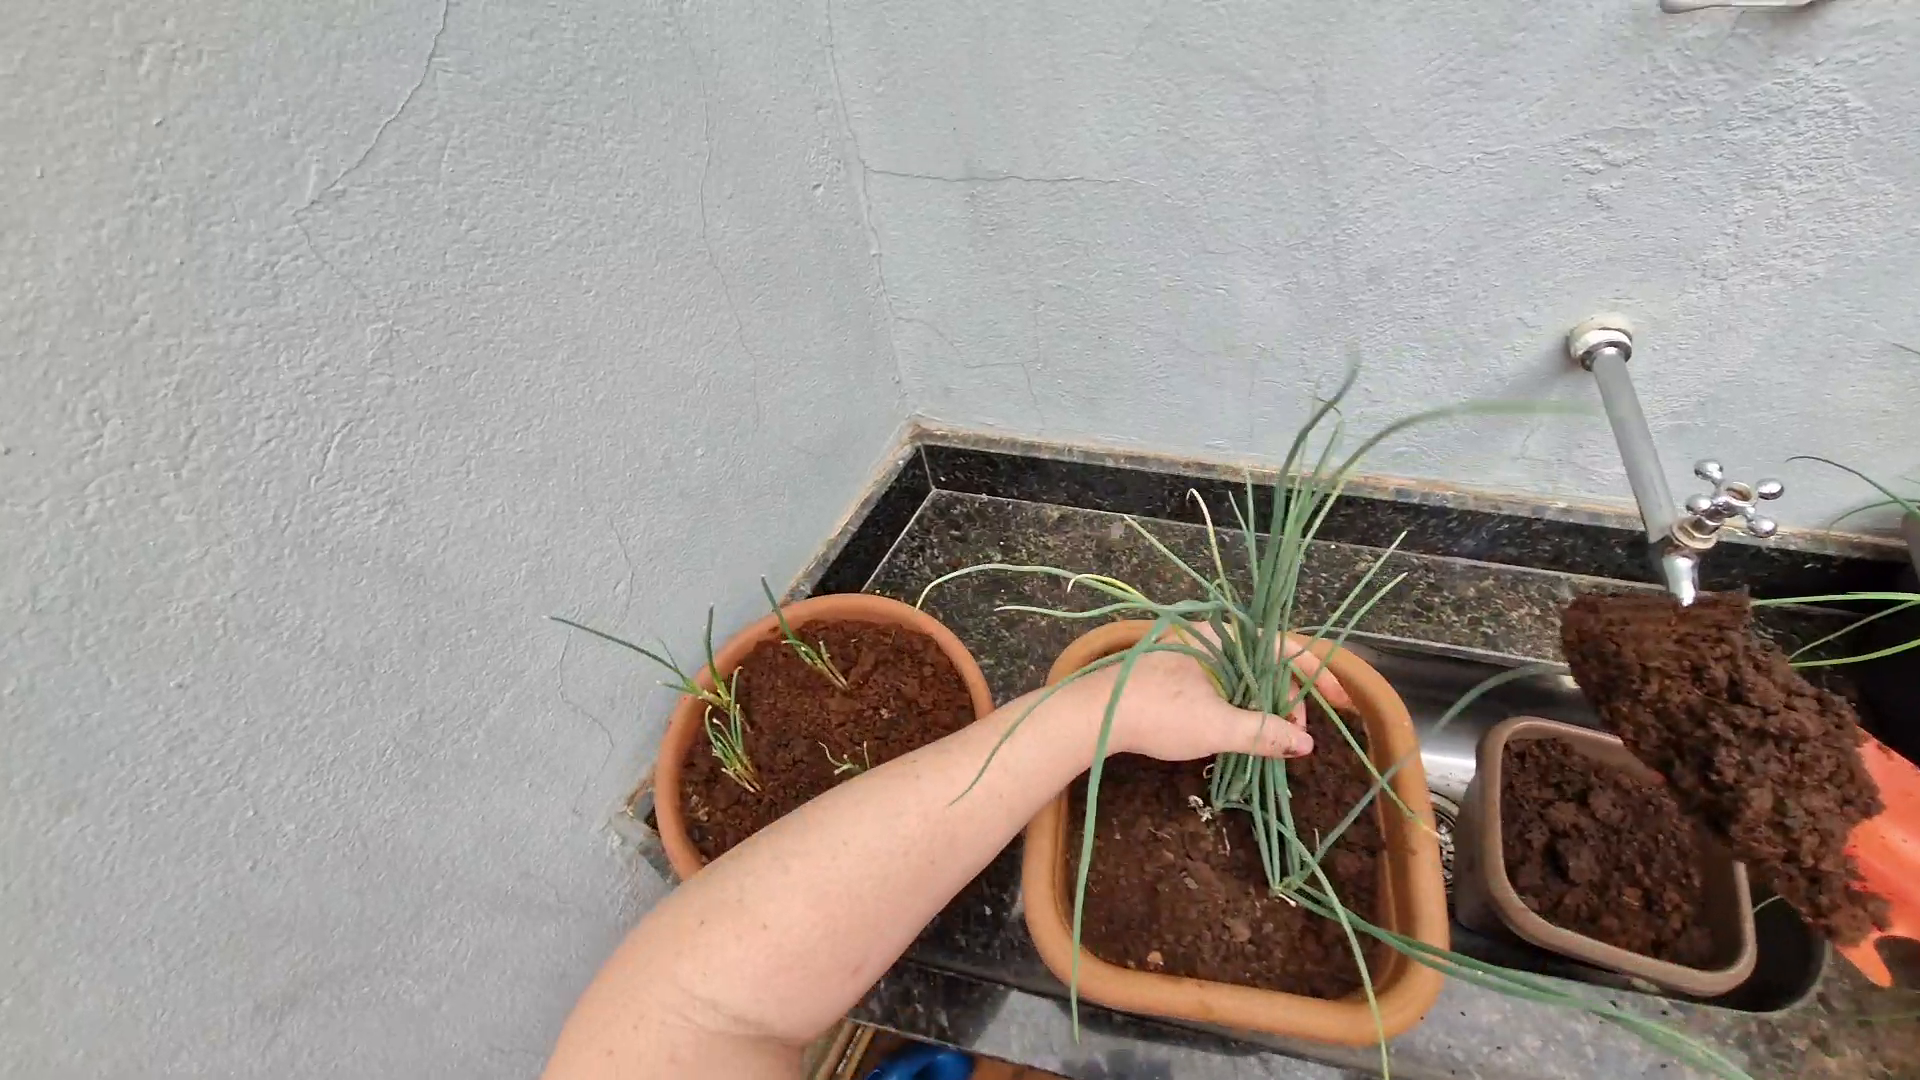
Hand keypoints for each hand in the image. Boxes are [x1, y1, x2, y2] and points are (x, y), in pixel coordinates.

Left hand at [1045, 632, 1347, 762]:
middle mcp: (1208, 638)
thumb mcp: (1217, 725)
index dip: (1317, 676)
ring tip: (1274, 739)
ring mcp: (1190, 654)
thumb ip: (1264, 732)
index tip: (1341, 705)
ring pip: (1242, 677)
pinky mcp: (1174, 674)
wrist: (1092, 714)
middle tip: (1297, 736)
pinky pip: (1221, 685)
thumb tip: (1304, 743)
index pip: (1285, 650)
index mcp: (1222, 637)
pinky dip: (1238, 706)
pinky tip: (1242, 730)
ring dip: (1263, 706)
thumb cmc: (1156, 713)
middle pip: (1265, 663)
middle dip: (1288, 698)